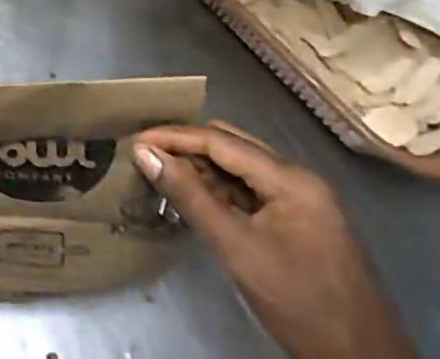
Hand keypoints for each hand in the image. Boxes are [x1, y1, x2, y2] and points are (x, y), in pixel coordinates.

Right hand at [134, 123, 415, 358]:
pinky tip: (195, 197)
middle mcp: (301, 179)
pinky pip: (252, 188)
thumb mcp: (236, 248)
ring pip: (240, 166)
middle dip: (185, 145)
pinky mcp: (303, 220)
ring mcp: (306, 200)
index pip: (220, 140)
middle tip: (145, 154)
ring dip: (201, 166)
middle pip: (231, 144)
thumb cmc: (299, 303)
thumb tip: (144, 152)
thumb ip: (189, 195)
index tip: (134, 141)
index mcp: (291, 179)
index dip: (173, 136)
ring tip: (162, 173)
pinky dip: (220, 187)